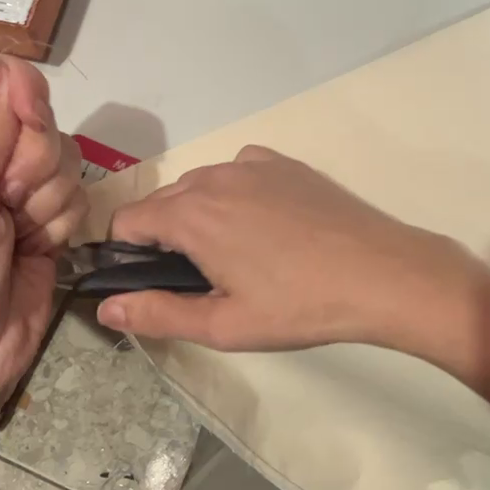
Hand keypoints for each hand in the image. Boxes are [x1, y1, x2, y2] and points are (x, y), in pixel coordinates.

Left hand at [0, 53, 85, 427]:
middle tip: (6, 200)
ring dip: (48, 199)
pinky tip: (39, 249)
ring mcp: (21, 194)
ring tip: (18, 234)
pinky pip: (78, 197)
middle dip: (32, 160)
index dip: (13, 89)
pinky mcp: (51, 224)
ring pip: (64, 159)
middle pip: (36, 118)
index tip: (27, 115)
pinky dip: (63, 224)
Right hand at [97, 146, 471, 352]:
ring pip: (200, 186)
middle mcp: (214, 178)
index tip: (152, 282)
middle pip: (162, 202)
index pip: (127, 221)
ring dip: (200, 216)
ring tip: (239, 257)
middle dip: (164, 238)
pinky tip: (266, 228)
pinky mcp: (285, 164)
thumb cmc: (298, 306)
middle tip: (201, 281)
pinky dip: (236, 196)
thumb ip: (159, 313)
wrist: (382, 274)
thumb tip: (107, 307)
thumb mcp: (224, 325)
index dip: (128, 254)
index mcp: (191, 215)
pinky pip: (238, 173)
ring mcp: (253, 165)